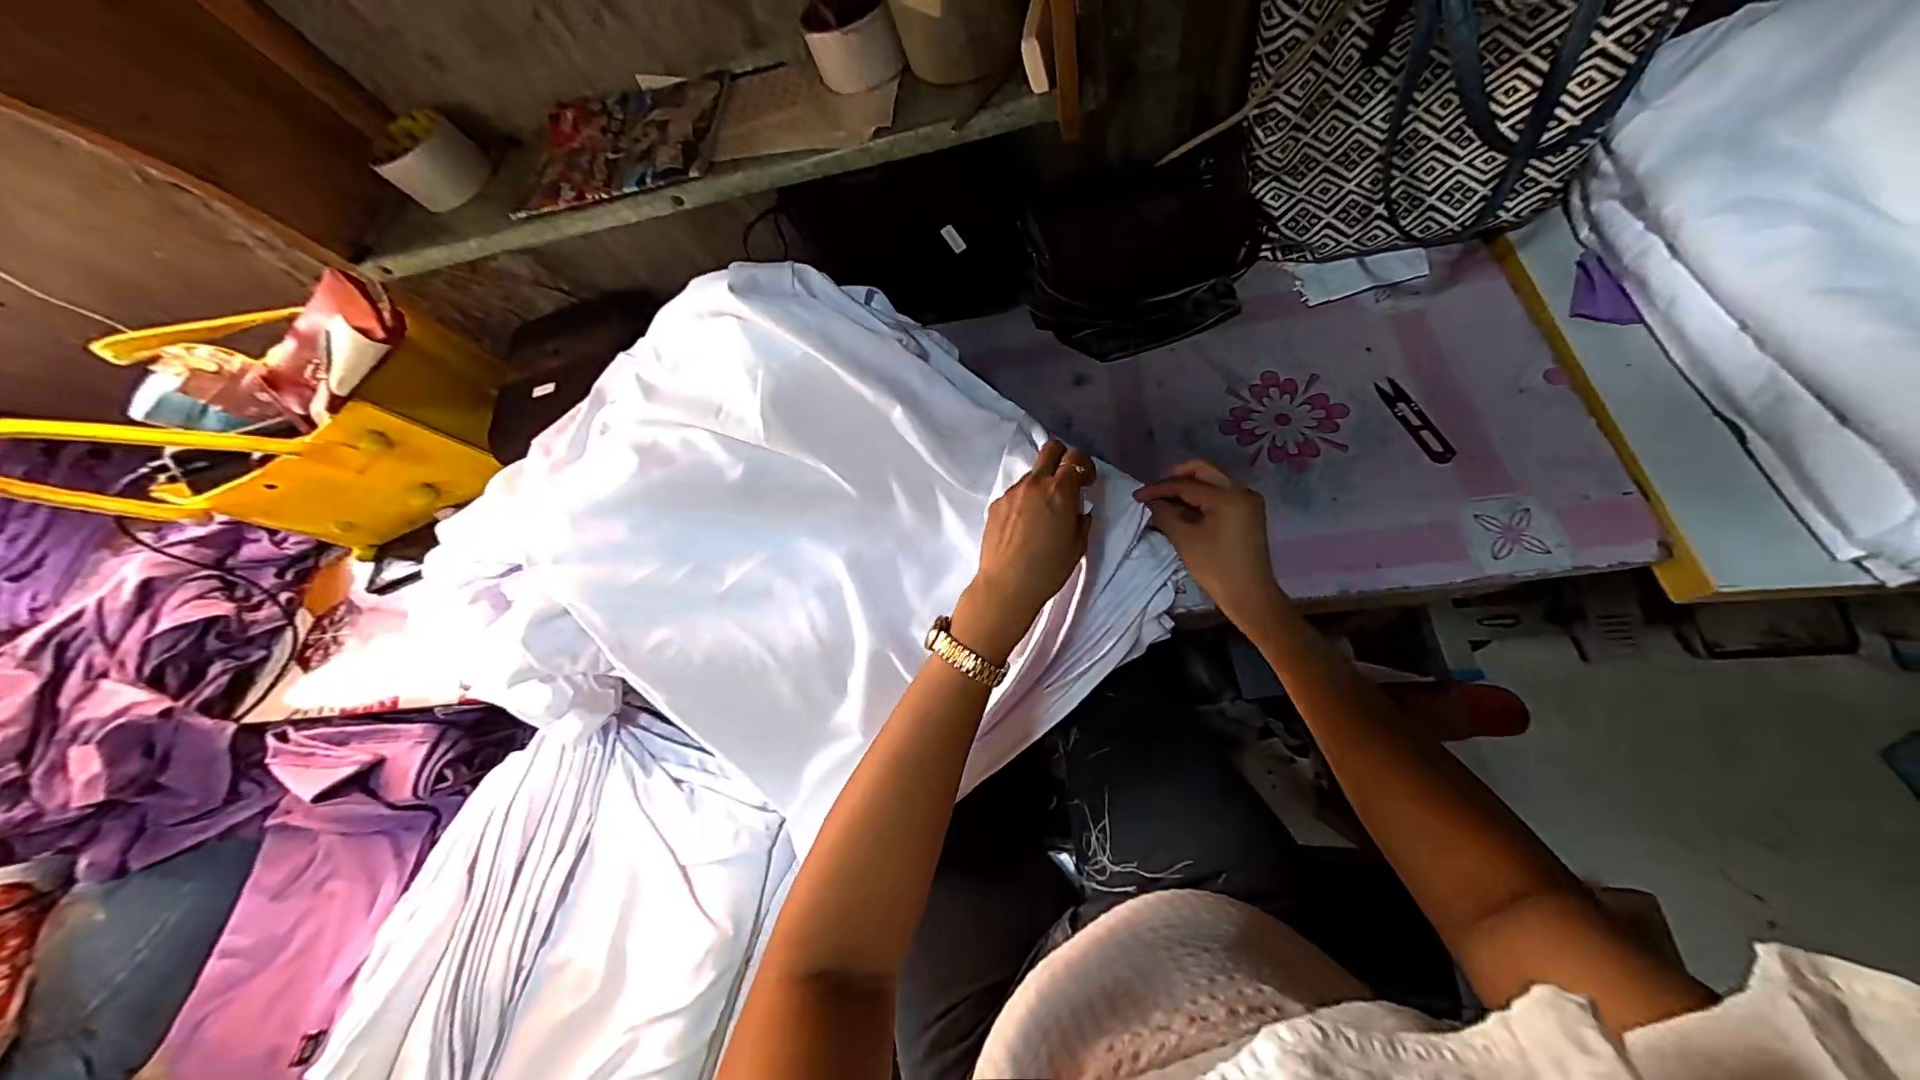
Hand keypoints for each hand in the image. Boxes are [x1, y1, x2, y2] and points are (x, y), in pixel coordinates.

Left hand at [955, 440, 1094, 661]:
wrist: (1007, 584)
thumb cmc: (1048, 569)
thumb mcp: (1078, 544)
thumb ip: (1081, 518)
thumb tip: (1078, 508)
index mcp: (1060, 491)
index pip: (1075, 458)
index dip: (1084, 465)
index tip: (1085, 481)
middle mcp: (1034, 484)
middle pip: (1050, 449)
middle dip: (1062, 456)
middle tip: (1066, 479)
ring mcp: (1012, 492)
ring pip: (1031, 474)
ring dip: (1041, 484)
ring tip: (1042, 514)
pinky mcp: (996, 504)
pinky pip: (1015, 493)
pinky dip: (1023, 501)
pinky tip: (1024, 526)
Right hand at [1134, 459, 1291, 636]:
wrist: (1249, 594)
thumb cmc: (1216, 567)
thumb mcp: (1184, 539)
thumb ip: (1165, 514)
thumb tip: (1152, 502)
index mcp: (1228, 496)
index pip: (1186, 484)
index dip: (1159, 488)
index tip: (1137, 495)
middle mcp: (1241, 491)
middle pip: (1204, 471)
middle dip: (1176, 478)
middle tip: (1154, 490)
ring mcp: (1248, 501)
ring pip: (1213, 481)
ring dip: (1188, 486)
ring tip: (1165, 500)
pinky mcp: (1248, 512)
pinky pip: (1221, 494)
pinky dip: (1201, 497)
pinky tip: (1184, 508)